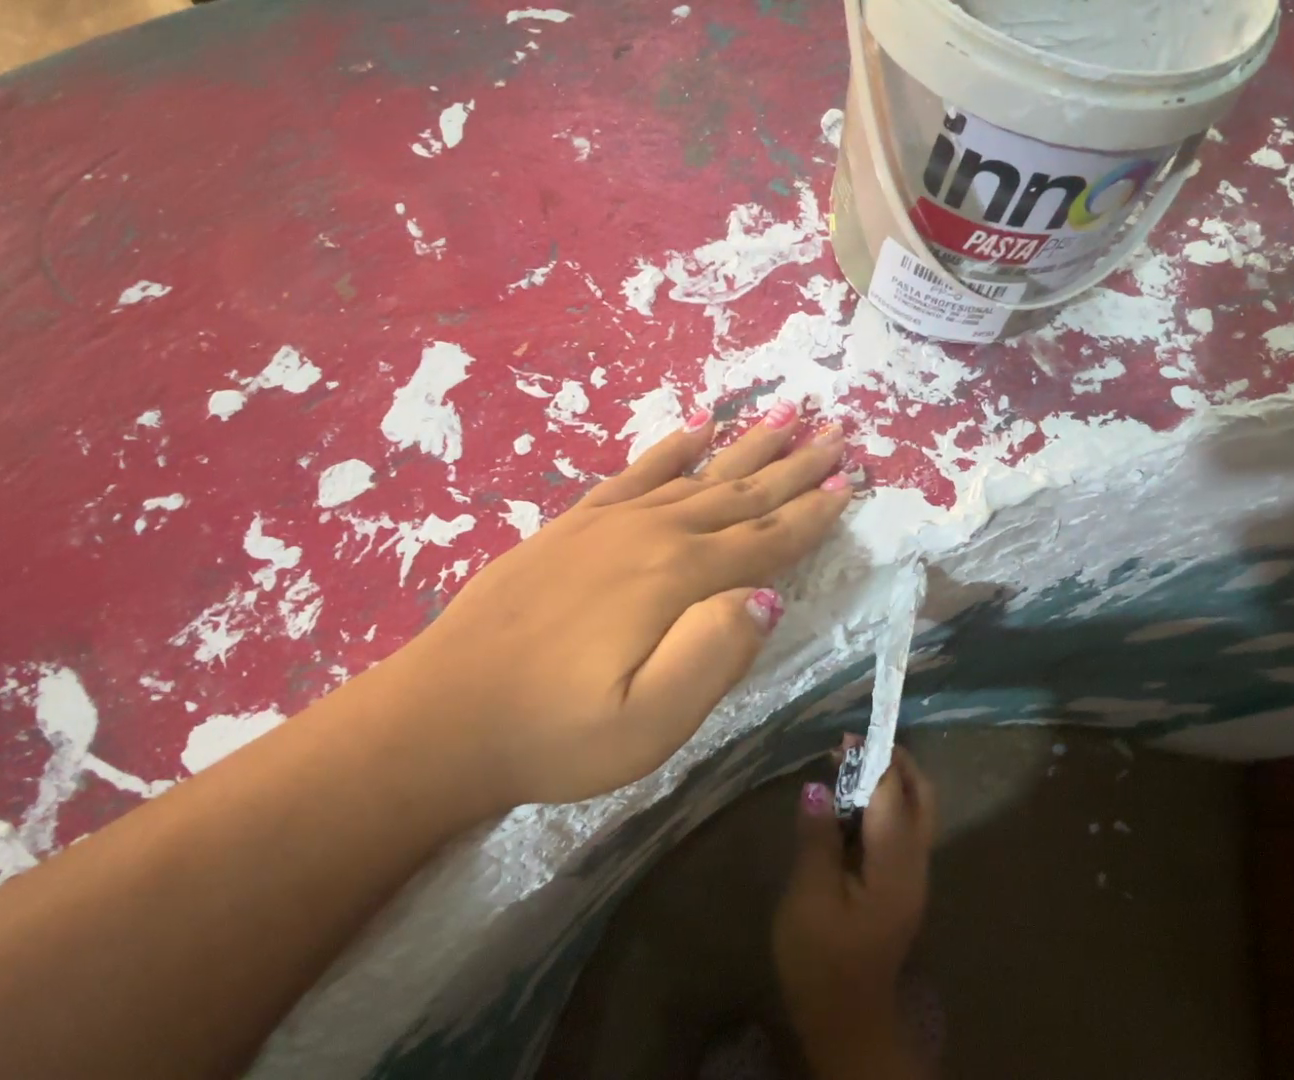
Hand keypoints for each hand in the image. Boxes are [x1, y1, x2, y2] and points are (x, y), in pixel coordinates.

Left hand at [372, 401, 851, 814]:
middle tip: (834, 430)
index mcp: (677, 580)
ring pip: (694, 476)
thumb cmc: (555, 733)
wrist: (443, 716)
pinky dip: (670, 450)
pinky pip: (634, 474)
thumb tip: (769, 596)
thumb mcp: (651, 722)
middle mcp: (650, 535)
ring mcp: (605, 525)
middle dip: (792, 465)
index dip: (812, 514)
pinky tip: (693, 429)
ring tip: (783, 415)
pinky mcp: (570, 528)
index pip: (765, 540)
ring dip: (744, 447)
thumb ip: (716, 653)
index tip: (850, 481)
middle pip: (738, 494)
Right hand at [773, 741, 936, 1063]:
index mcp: (896, 864)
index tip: (844, 737)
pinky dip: (882, 809)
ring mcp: (912, 877)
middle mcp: (916, 864)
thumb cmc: (821, 959)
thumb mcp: (808, 896)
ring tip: (846, 769)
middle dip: (894, 764)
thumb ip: (817, 838)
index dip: (873, 758)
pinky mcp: (900, 888)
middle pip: (921, 798)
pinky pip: (901, 833)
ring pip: (915, 814)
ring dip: (889, 784)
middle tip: (852, 747)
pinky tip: (848, 809)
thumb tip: (816, 787)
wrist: (846, 1019)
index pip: (893, 794)